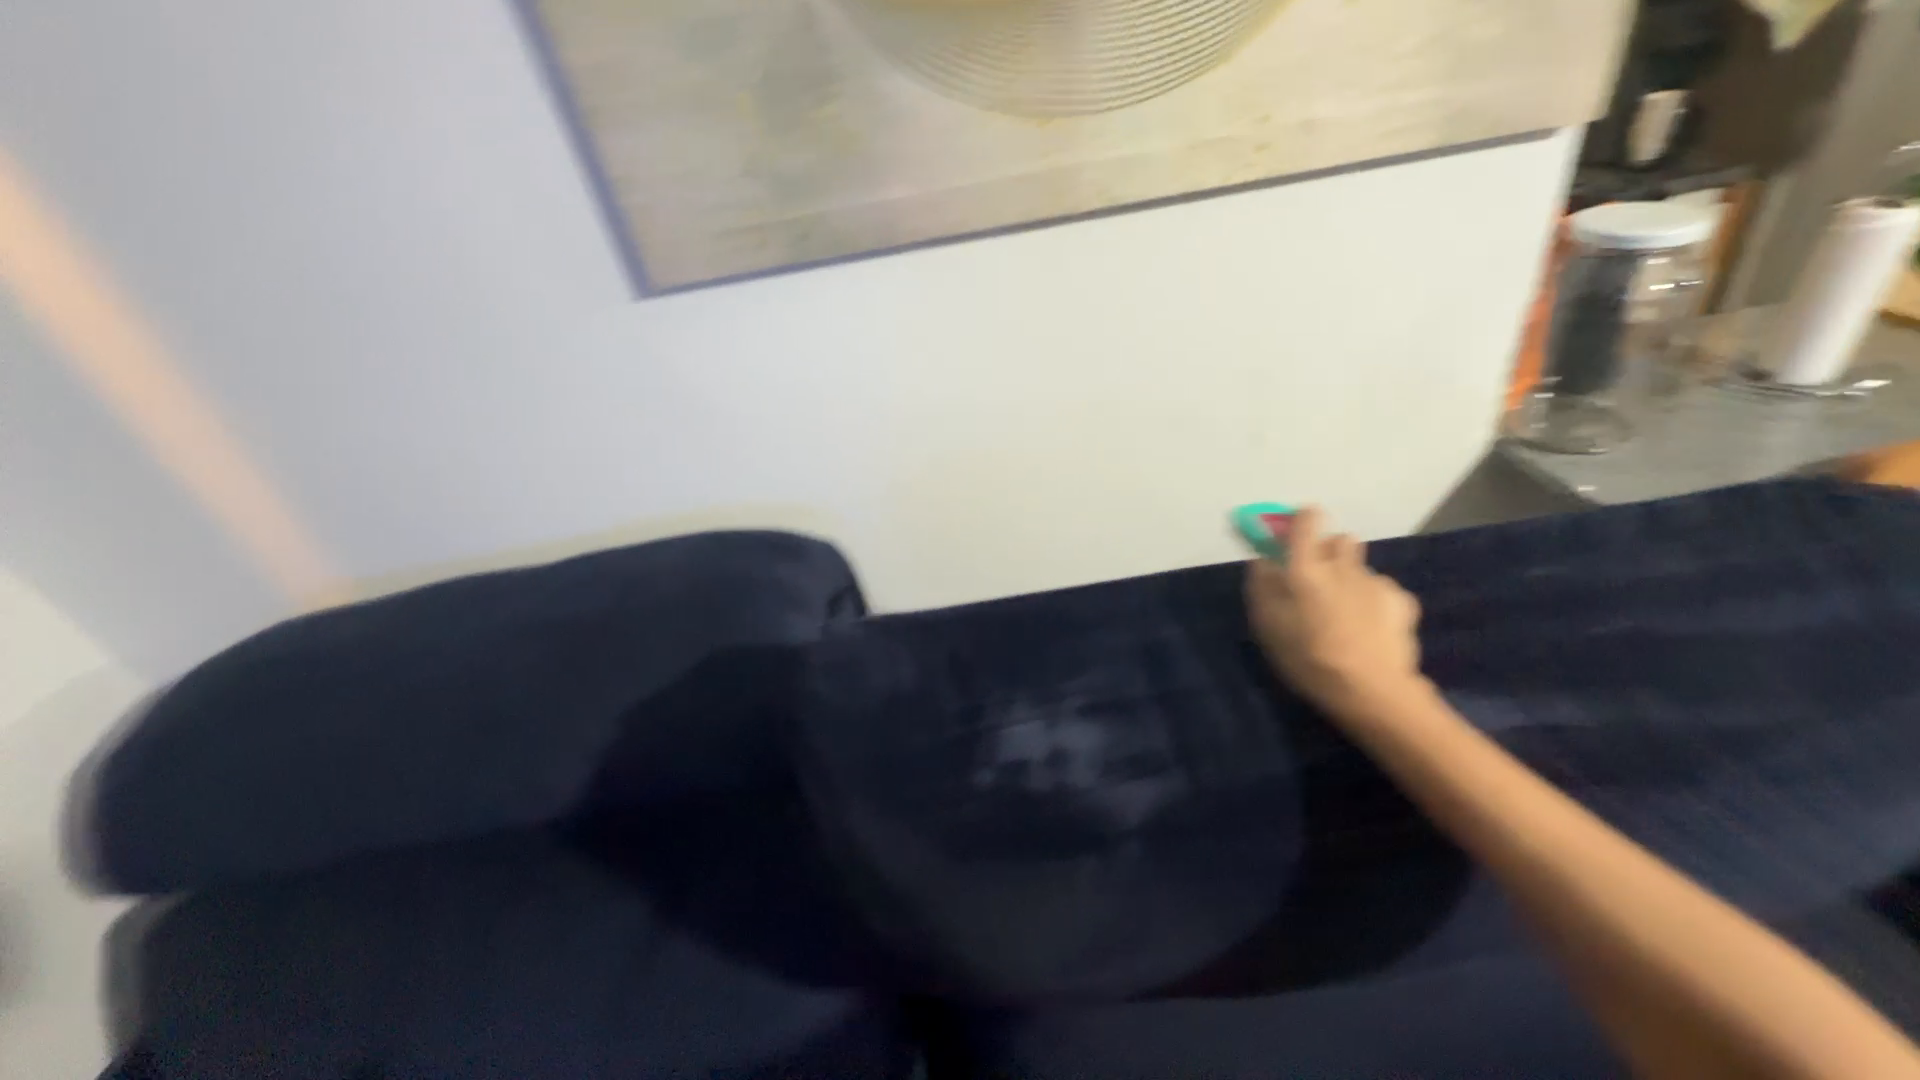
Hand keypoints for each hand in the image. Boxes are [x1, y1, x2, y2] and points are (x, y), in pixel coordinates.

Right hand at [1244, 507, 1425, 717]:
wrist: (1370, 689)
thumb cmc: (1307, 657)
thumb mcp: (1267, 626)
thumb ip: (1262, 586)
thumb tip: (1263, 560)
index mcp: (1305, 569)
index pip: (1306, 522)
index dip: (1302, 520)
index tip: (1299, 529)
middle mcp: (1342, 566)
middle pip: (1339, 540)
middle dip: (1330, 552)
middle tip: (1320, 581)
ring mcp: (1376, 582)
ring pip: (1362, 568)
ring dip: (1352, 579)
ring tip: (1348, 612)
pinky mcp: (1402, 601)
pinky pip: (1384, 591)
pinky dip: (1376, 604)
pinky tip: (1371, 630)